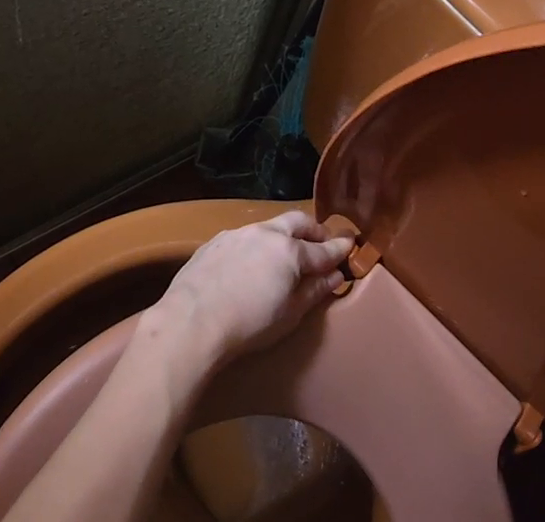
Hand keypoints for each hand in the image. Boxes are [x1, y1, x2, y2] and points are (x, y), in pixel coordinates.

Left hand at [149, 211, 355, 367]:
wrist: (193, 319)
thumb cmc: (250, 323)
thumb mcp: (291, 313)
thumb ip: (315, 290)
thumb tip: (336, 275)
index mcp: (289, 251)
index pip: (323, 249)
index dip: (340, 249)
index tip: (352, 245)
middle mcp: (265, 233)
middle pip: (297, 222)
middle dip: (314, 230)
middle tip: (322, 243)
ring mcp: (237, 234)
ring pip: (268, 226)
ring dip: (283, 235)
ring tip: (287, 252)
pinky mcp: (214, 241)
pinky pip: (244, 236)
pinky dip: (257, 244)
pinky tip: (252, 261)